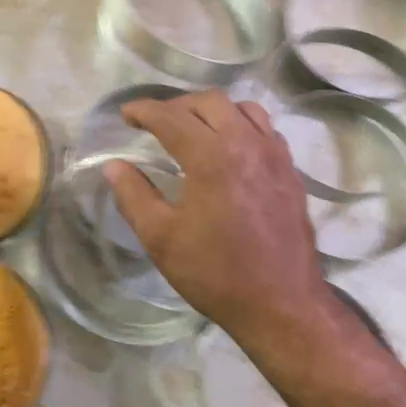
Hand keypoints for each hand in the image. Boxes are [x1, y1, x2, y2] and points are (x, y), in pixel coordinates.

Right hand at [104, 90, 333, 341]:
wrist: (281, 304)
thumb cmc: (214, 273)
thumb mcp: (160, 238)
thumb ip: (133, 195)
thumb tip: (115, 166)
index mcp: (211, 157)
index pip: (171, 117)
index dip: (144, 110)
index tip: (126, 114)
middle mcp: (247, 144)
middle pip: (210, 102)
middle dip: (178, 105)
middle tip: (156, 123)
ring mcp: (275, 156)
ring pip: (243, 109)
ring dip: (213, 111)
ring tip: (194, 129)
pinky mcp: (291, 172)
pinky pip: (266, 130)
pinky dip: (242, 126)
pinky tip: (230, 150)